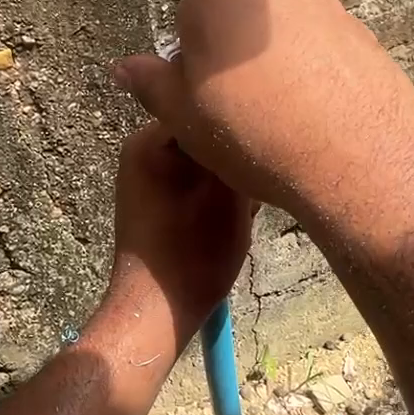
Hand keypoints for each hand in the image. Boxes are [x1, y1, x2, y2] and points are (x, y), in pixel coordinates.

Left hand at [102, 121, 252, 348]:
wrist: (157, 310)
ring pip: (208, 157)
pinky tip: (238, 217)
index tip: (271, 143)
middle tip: (265, 178)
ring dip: (233, 174)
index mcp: (150, 139)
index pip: (206, 104)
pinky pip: (197, 180)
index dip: (244, 122)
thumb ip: (237, 149)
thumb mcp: (228, 194)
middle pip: (208, 131)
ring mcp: (147, 176)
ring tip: (252, 201)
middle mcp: (142, 149)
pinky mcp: (156, 201)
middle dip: (238, 153)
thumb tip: (257, 121)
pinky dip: (220, 193)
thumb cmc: (194, 252)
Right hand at [110, 0, 413, 231]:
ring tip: (287, 120)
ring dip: (278, 66)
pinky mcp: (361, 29)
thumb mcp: (185, 119)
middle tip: (248, 115)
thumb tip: (123, 67)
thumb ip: (151, 85)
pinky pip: (323, 48)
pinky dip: (316, 73)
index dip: (195, 71)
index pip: (188, 26)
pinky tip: (321, 115)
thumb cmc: (254, 137)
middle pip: (238, 24)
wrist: (354, 157)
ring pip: (282, 35)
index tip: (211, 108)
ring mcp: (322, 3)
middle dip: (237, 60)